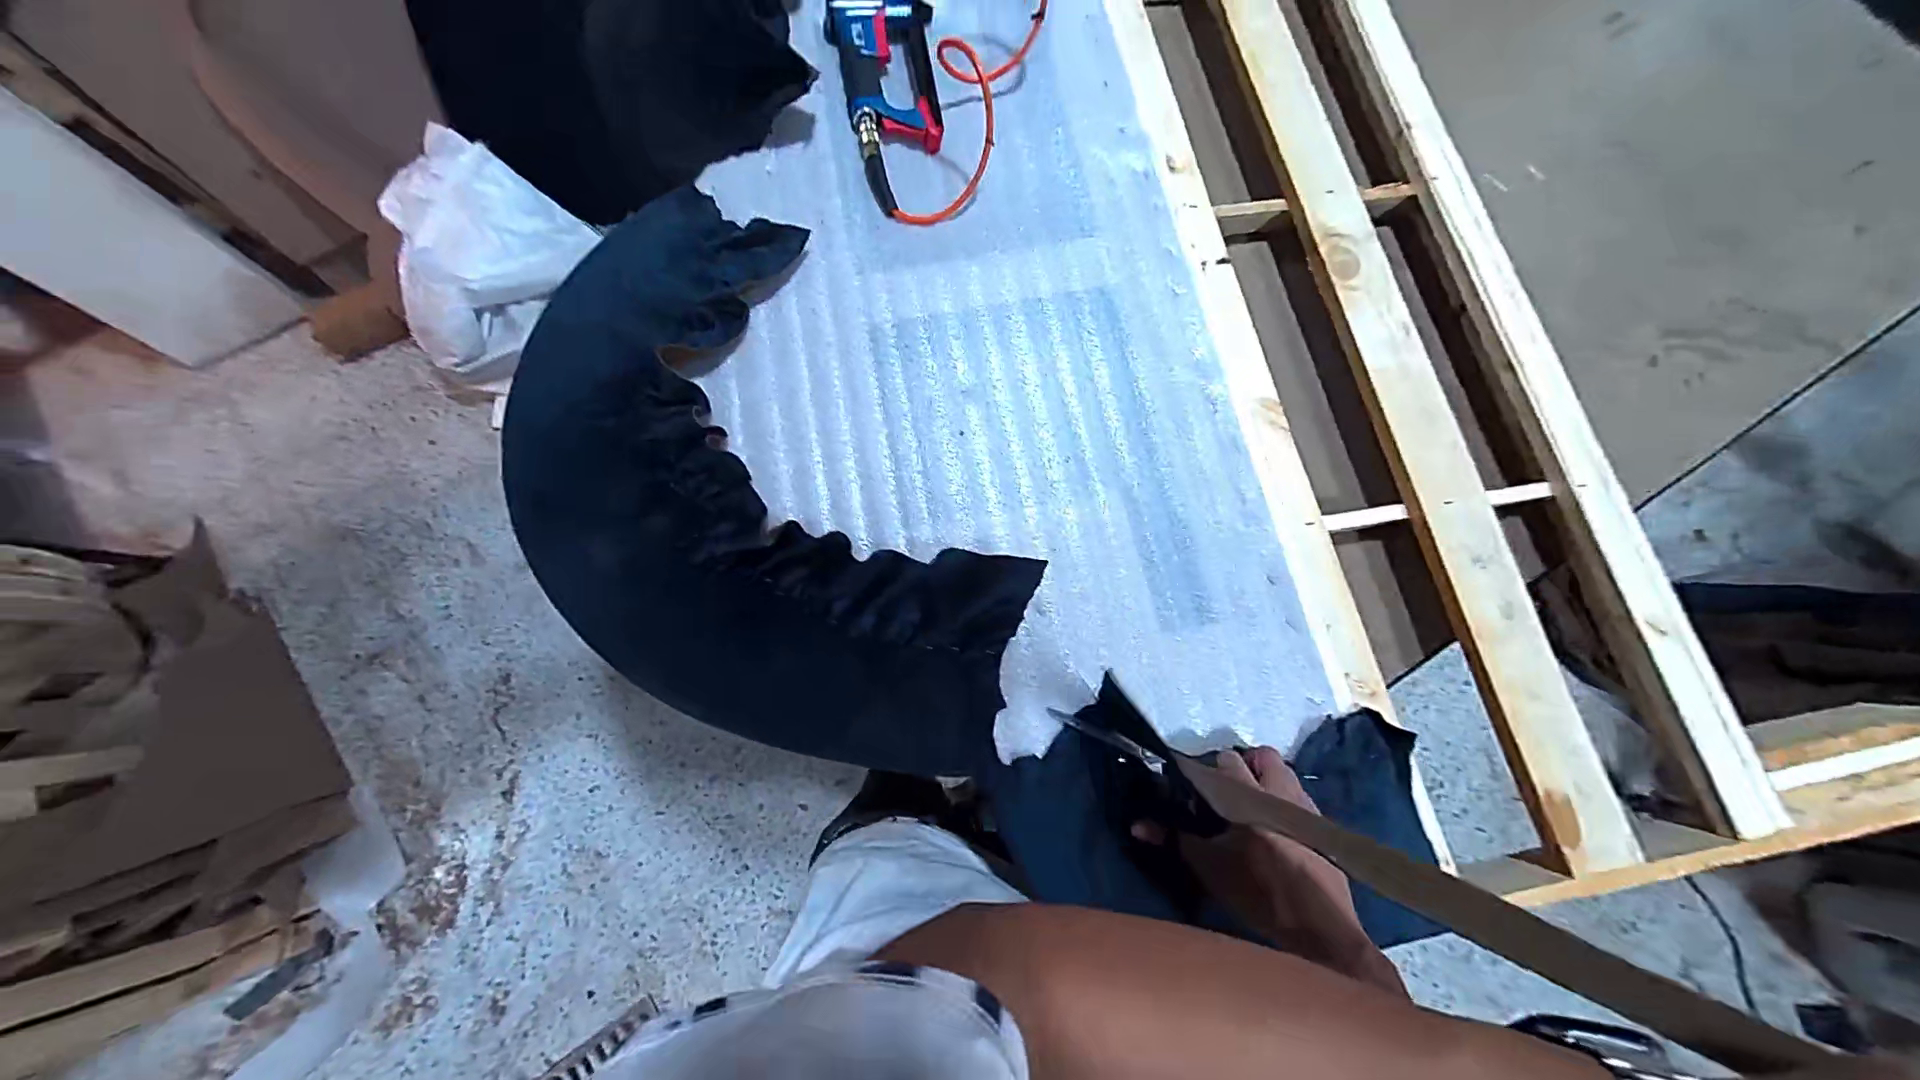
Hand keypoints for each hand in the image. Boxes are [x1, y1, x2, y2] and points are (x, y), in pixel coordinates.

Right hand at [1133, 746, 1405, 995]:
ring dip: (1266, 782)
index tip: (1195, 785)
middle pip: (1262, 756)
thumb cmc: (1259, 893)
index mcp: (1247, 794)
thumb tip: (1137, 825)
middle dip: (1243, 765)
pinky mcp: (1325, 827)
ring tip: (1250, 809)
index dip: (1207, 768)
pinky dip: (1284, 804)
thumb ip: (1173, 839)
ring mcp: (1307, 807)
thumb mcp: (1209, 867)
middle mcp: (1280, 791)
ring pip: (1285, 776)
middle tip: (1225, 790)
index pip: (1224, 759)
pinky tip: (1274, 831)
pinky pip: (1299, 799)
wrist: (1319, 929)